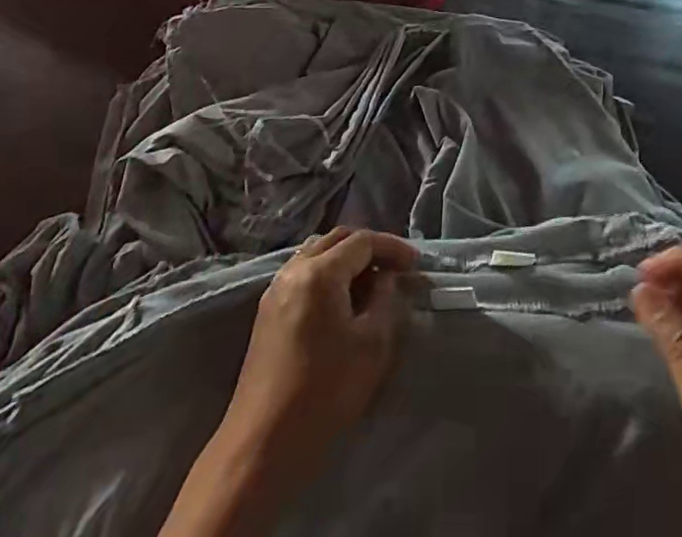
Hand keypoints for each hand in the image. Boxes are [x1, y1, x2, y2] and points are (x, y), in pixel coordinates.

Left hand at [222, 226, 417, 451]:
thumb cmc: (326, 391)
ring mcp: (275, 290)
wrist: (265, 441)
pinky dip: (328, 275)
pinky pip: (303, 275)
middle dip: (369, 248)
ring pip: (316, 254)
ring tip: (374, 284)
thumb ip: (385, 300)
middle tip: (397, 269)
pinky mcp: (268, 312)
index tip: (416, 264)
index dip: (393, 248)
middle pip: (336, 240)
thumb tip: (386, 278)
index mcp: (319, 273)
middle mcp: (293, 271)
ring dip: (347, 260)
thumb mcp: (372, 344)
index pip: (361, 241)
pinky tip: (345, 301)